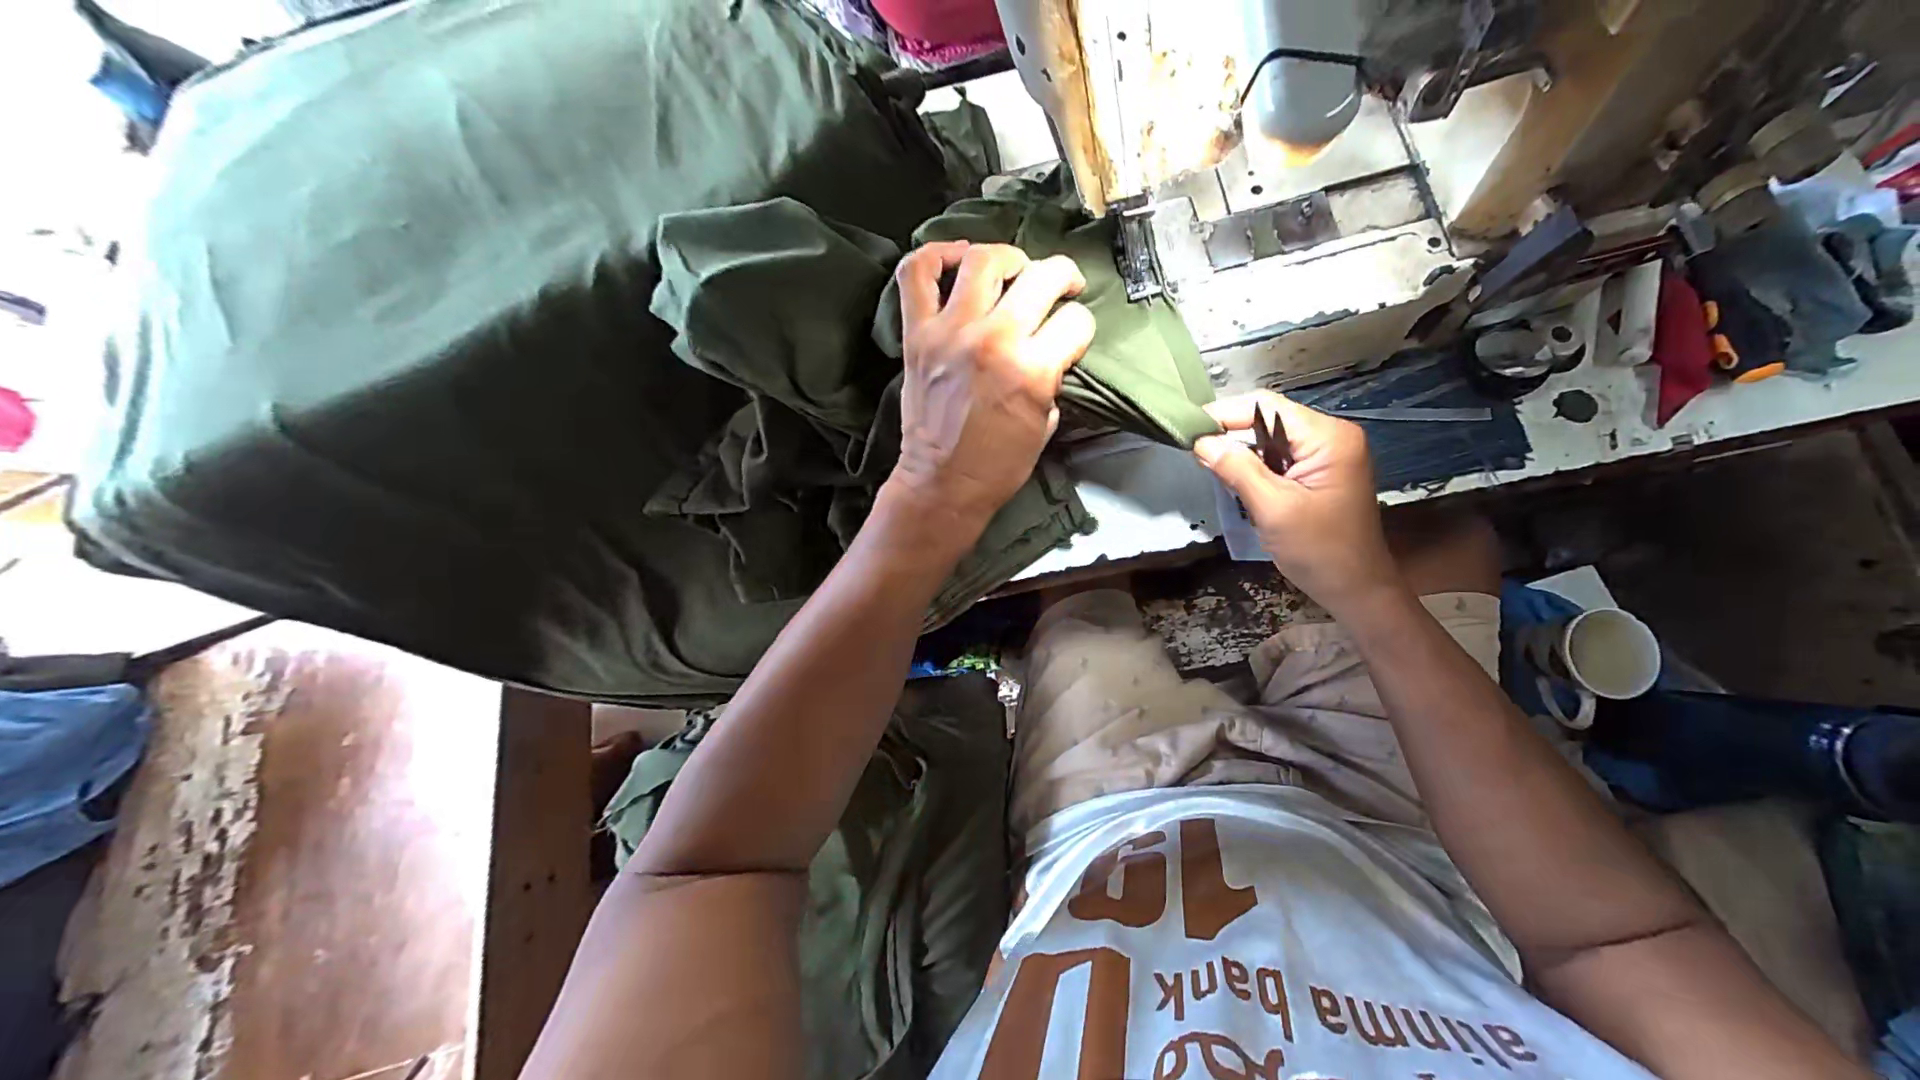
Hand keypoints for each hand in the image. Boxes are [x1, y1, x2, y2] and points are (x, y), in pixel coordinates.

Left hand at [887, 240, 1095, 530]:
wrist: (942, 485)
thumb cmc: (997, 466)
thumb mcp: (1044, 424)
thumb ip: (1052, 377)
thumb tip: (1050, 347)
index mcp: (1031, 370)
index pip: (1075, 321)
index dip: (1080, 327)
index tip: (1071, 336)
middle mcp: (993, 340)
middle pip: (1041, 277)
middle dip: (1062, 276)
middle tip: (1060, 287)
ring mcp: (950, 332)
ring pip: (983, 260)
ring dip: (1007, 257)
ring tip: (1012, 270)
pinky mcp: (917, 335)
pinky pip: (916, 274)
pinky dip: (934, 255)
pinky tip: (956, 258)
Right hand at [1193, 391, 1402, 613]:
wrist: (1356, 588)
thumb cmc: (1319, 550)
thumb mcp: (1272, 508)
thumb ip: (1237, 470)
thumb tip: (1202, 442)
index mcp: (1328, 438)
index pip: (1267, 407)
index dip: (1226, 413)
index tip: (1190, 429)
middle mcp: (1331, 436)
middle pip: (1269, 419)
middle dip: (1231, 433)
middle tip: (1195, 450)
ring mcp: (1328, 454)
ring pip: (1271, 438)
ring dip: (1242, 451)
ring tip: (1209, 464)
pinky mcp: (1320, 471)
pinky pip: (1280, 456)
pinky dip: (1255, 465)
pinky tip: (1236, 478)